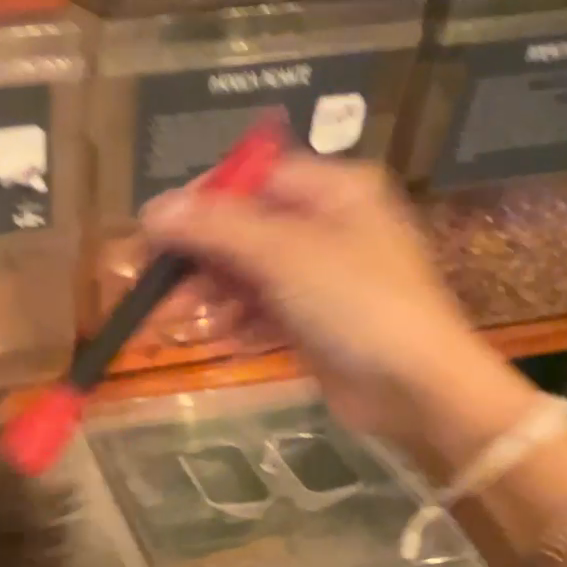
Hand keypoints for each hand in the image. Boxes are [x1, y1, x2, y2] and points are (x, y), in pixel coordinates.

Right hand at [140, 157, 504, 443]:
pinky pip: (263, 310)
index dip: (201, 203)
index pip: (251, 180)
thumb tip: (153, 209)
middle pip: (244, 228)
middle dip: (202, 259)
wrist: (413, 387)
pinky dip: (240, 322)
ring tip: (184, 321)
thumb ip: (217, 229)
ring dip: (215, 295)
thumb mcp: (283, 256)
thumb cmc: (357, 305)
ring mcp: (321, 276)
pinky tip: (224, 339)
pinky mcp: (315, 320)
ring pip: (249, 273)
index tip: (155, 234)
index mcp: (333, 191)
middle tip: (160, 290)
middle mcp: (327, 225)